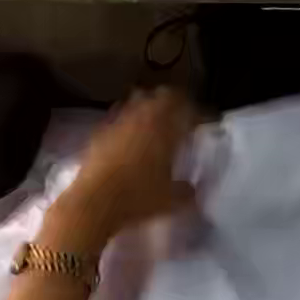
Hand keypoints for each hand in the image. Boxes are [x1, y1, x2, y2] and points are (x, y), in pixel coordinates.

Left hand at [46, 89, 198, 250]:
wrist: (93, 203)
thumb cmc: (138, 199)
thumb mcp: (171, 201)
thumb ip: (187, 192)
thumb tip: (192, 189)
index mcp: (166, 128)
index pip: (189, 109)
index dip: (200, 114)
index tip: (206, 123)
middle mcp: (143, 117)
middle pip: (162, 96)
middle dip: (174, 104)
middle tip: (180, 117)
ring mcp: (118, 122)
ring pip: (137, 102)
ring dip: (148, 108)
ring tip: (153, 124)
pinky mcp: (98, 133)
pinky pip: (118, 118)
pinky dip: (127, 123)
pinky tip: (127, 139)